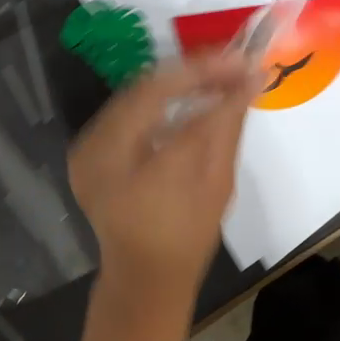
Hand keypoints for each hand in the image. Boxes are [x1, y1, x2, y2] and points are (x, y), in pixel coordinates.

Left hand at [68, 53, 260, 301]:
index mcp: (137, 173)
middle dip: (196, 70)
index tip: (247, 62)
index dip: (215, 77)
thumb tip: (251, 78)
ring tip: (217, 73)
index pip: (180, 106)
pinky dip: (160, 96)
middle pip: (149, 88)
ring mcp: (87, 149)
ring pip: (137, 92)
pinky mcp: (87, 147)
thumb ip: (228, 125)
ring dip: (178, 80)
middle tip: (234, 61)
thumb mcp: (218, 184)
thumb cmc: (187, 238)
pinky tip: (189, 93)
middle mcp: (100, 153)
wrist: (142, 278)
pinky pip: (127, 107)